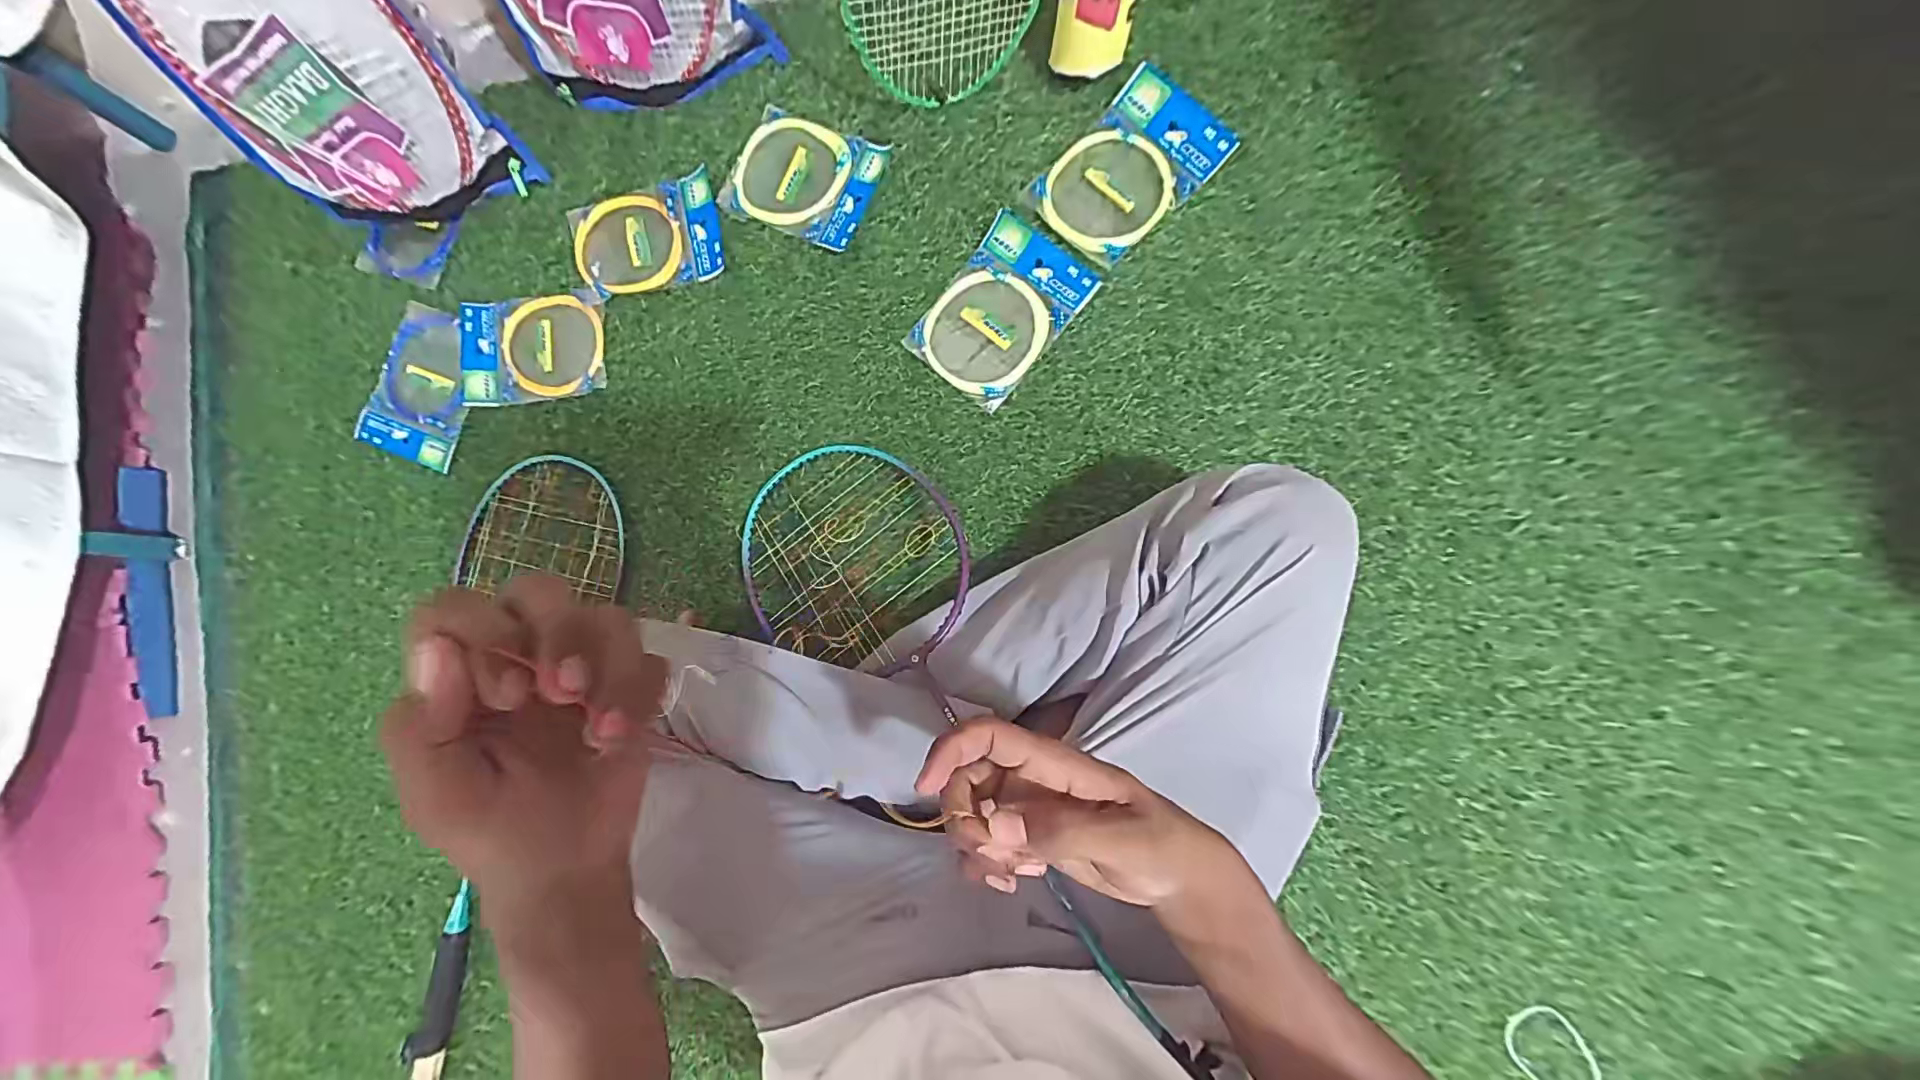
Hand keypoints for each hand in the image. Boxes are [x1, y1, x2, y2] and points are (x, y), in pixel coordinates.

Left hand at [379, 575, 669, 903]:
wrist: (565, 868)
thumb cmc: (490, 832)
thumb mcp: (435, 793)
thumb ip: (420, 725)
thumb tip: (436, 649)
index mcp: (463, 675)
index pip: (456, 607)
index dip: (482, 630)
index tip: (503, 696)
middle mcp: (523, 657)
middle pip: (541, 591)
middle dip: (558, 633)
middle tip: (562, 691)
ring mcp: (585, 668)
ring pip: (609, 617)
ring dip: (610, 667)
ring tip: (598, 728)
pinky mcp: (632, 687)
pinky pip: (650, 659)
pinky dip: (638, 694)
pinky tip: (617, 740)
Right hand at [915, 717, 1242, 906]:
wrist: (1177, 876)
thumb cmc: (1159, 844)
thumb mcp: (1120, 840)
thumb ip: (1059, 831)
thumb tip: (995, 826)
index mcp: (1055, 763)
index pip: (991, 735)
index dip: (951, 748)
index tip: (925, 787)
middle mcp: (1033, 779)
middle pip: (969, 776)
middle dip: (962, 813)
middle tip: (988, 853)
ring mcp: (1028, 808)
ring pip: (972, 811)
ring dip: (975, 844)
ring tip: (1012, 874)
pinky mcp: (1029, 837)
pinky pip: (986, 842)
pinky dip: (985, 862)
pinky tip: (1012, 882)